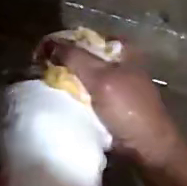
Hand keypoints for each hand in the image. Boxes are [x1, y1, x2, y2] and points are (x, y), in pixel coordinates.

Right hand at [39, 39, 185, 166]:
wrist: (148, 148)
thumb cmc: (128, 110)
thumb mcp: (101, 78)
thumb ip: (75, 58)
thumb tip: (48, 44)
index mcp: (121, 49)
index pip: (83, 37)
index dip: (60, 43)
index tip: (40, 54)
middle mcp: (118, 62)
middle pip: (82, 56)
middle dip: (60, 62)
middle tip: (38, 71)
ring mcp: (115, 84)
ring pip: (82, 75)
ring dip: (64, 80)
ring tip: (43, 86)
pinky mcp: (110, 104)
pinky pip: (85, 93)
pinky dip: (72, 95)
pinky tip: (58, 100)